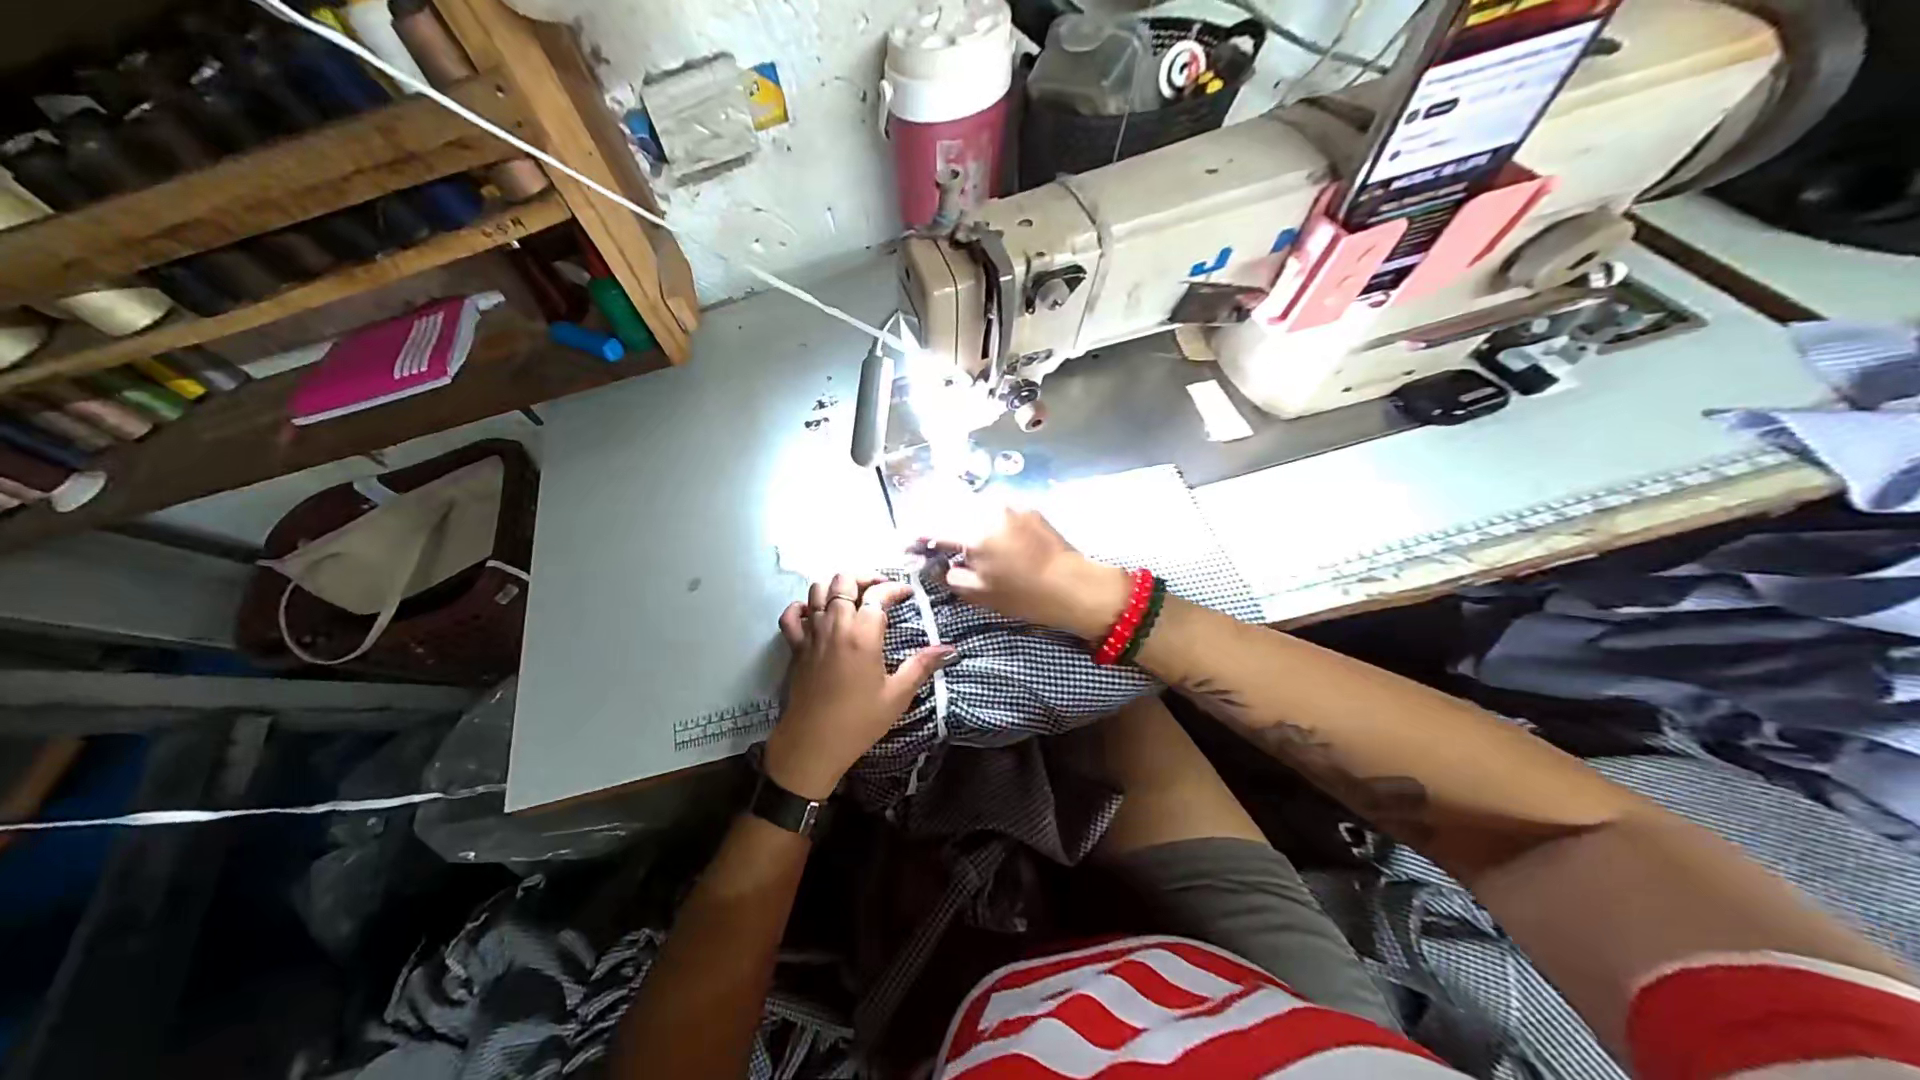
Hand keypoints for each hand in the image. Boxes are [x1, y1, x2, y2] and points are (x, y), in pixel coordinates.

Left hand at [765, 573, 953, 799]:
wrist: (814, 742)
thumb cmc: (860, 720)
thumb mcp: (898, 695)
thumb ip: (922, 666)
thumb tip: (948, 648)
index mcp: (863, 634)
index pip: (878, 593)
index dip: (895, 588)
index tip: (907, 595)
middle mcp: (835, 625)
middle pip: (844, 581)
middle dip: (864, 578)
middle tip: (879, 590)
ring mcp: (811, 633)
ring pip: (816, 590)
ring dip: (835, 588)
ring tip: (852, 598)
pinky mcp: (796, 647)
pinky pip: (790, 615)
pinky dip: (801, 607)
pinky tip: (814, 614)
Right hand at [922, 508, 1131, 641]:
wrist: (1072, 585)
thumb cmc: (1022, 595)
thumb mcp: (977, 592)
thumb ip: (949, 575)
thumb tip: (936, 564)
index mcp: (972, 533)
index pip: (932, 528)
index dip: (917, 537)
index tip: (909, 544)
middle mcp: (988, 511)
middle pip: (952, 512)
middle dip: (942, 526)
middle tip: (937, 545)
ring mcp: (1010, 505)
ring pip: (975, 508)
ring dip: (965, 521)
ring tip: (967, 542)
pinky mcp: (1028, 507)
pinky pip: (998, 510)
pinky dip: (988, 520)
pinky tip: (994, 538)